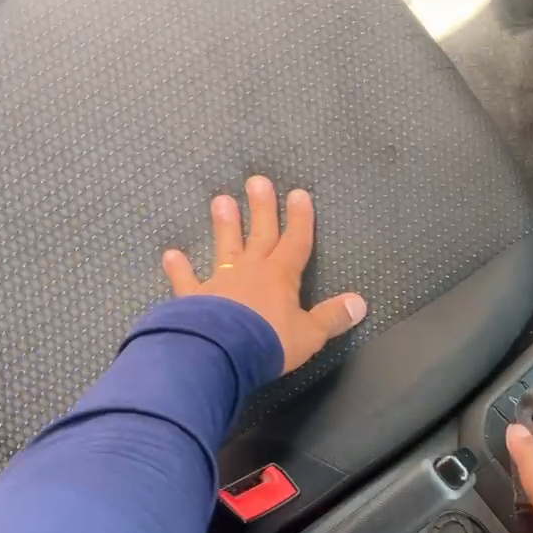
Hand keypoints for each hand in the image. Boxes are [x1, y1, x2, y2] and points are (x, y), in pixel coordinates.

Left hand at [162, 176, 367, 373]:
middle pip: (260, 235)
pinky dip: (179, 268)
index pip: (296, 243)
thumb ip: (333, 317)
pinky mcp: (194, 298)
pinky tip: (172, 254)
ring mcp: (220, 282)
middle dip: (261, 209)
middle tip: (257, 181)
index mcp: (281, 278)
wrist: (222, 351)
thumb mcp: (311, 333)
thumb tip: (360, 303)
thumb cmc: (272, 341)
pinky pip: (187, 280)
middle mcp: (251, 272)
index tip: (299, 194)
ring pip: (225, 248)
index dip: (300, 220)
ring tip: (221, 200)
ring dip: (225, 225)